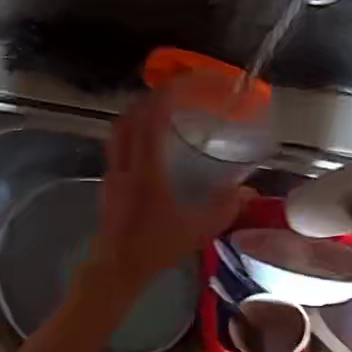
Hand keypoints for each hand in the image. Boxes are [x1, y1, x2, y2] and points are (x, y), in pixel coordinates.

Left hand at [84, 92, 251, 296]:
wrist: (116, 268)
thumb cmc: (155, 247)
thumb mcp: (198, 228)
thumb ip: (224, 207)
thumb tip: (246, 191)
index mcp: (146, 171)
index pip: (149, 122)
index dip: (162, 98)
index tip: (178, 84)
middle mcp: (123, 168)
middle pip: (125, 122)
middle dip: (143, 102)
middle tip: (165, 94)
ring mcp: (111, 177)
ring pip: (116, 136)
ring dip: (133, 120)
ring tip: (155, 116)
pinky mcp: (106, 189)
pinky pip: (115, 153)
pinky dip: (129, 140)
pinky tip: (145, 150)